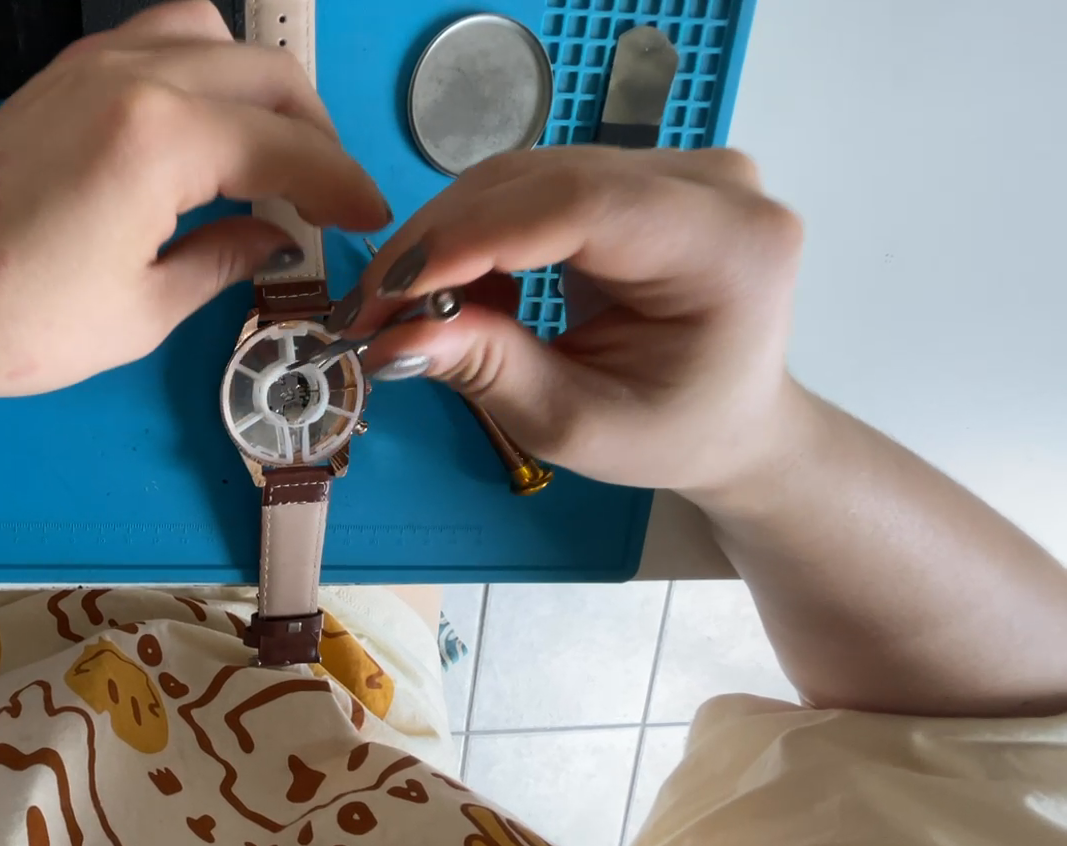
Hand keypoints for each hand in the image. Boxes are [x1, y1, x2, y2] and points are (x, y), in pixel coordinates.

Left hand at [0, 0, 388, 401]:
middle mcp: (132, 76)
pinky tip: (203, 133)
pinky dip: (203, 77)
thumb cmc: (19, 327)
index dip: (341, 187)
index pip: (286, 151)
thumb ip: (224, 262)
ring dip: (259, 93)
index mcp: (161, 140)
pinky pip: (157, 44)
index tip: (368, 216)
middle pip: (265, 78)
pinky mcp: (58, 78)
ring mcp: (89, 65)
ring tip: (269, 159)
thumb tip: (277, 240)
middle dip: (313, 137)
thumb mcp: (141, 313)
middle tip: (326, 196)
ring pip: (215, 40)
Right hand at [345, 147, 805, 494]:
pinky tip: (446, 291)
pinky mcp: (629, 179)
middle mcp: (706, 182)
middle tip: (364, 313)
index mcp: (725, 246)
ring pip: (515, 177)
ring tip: (393, 308)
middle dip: (432, 244)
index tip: (381, 296)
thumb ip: (486, 371)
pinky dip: (464, 239)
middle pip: (535, 181)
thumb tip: (388, 340)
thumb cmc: (659, 432)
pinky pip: (521, 190)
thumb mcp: (568, 422)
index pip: (578, 207)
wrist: (723, 415)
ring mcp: (668, 169)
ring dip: (437, 241)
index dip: (468, 241)